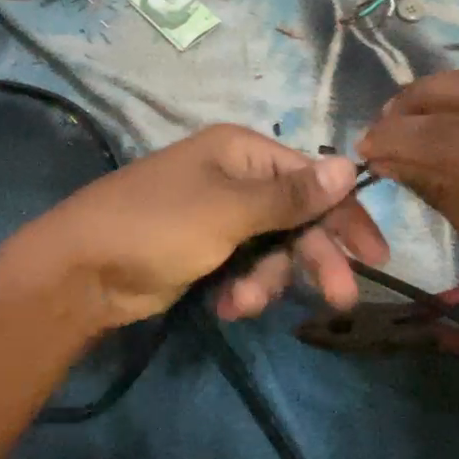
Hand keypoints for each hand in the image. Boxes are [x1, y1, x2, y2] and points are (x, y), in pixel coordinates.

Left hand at [0, 125, 389, 331]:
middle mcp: (233, 178)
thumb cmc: (157, 227)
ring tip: (243, 304)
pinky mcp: (202, 252)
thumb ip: (291, 196)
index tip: (376, 255)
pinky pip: (244, 269)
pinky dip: (242, 289)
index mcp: (241, 152)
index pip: (311, 179)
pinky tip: (227, 307)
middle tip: (340, 299)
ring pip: (272, 250)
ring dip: (268, 281)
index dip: (345, 215)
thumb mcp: (229, 211)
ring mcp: (216, 217)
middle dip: (312, 258)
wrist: (81, 271)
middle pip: (296, 218)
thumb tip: (350, 165)